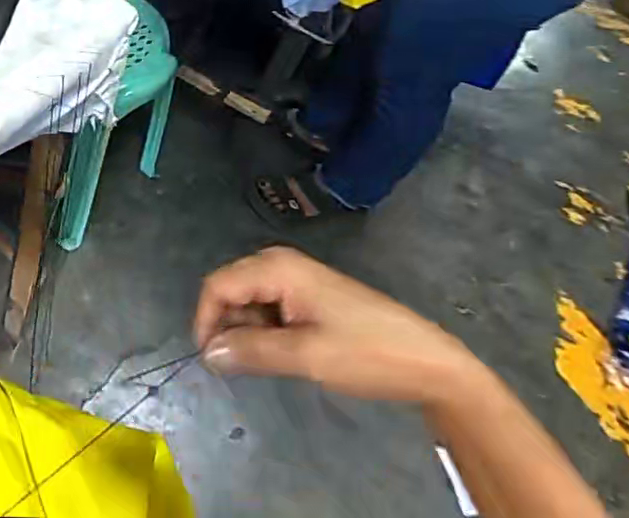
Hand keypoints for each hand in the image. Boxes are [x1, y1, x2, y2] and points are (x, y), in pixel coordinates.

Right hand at [192, 247, 482, 405]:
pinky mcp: (308, 295)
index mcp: (278, 267)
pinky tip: (283, 352)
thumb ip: (252, 351)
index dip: (205, 320)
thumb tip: (208, 352)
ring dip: (246, 330)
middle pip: (231, 288)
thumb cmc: (365, 352)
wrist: (423, 358)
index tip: (210, 362)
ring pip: (249, 299)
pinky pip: (269, 306)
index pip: (218, 284)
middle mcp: (282, 262)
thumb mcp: (305, 356)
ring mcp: (297, 278)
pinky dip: (265, 330)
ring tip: (268, 361)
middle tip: (241, 365)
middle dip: (226, 325)